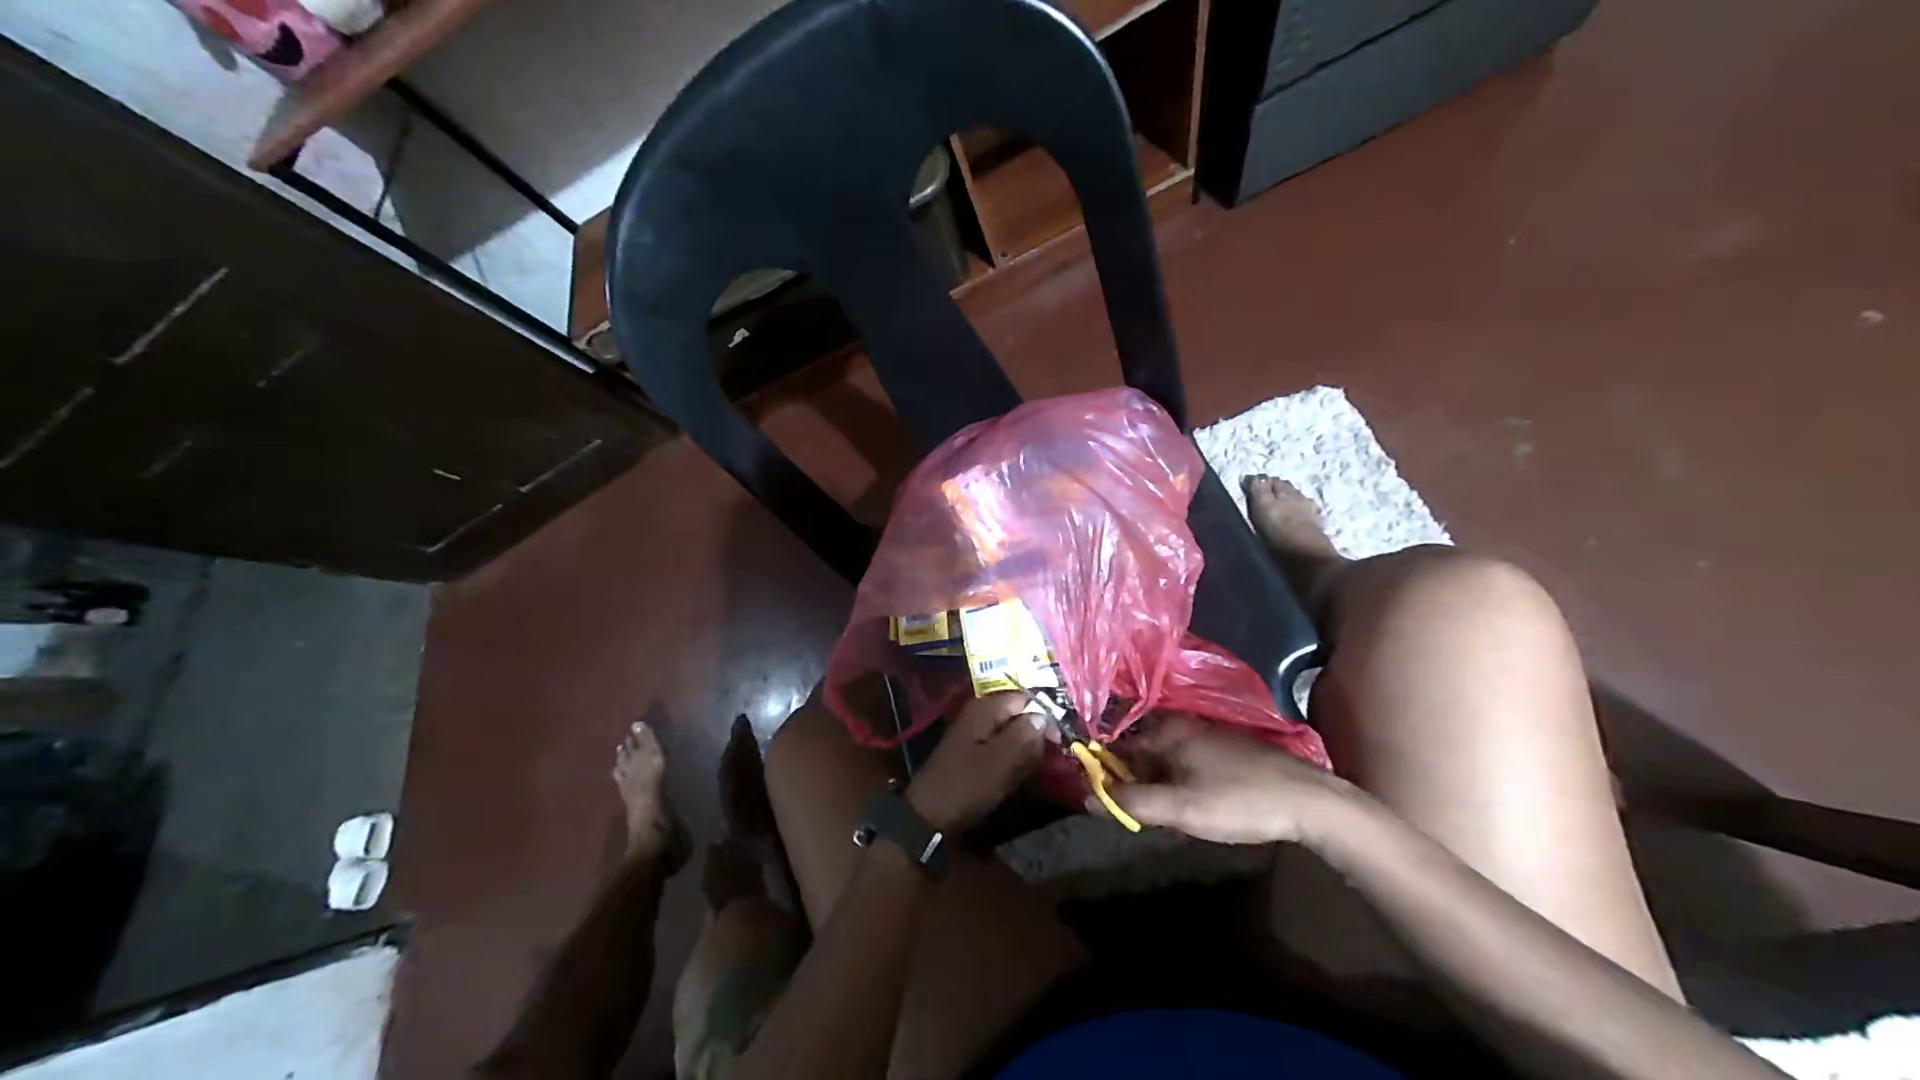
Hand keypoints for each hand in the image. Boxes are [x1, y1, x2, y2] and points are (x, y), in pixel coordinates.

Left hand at [906, 692, 1045, 831]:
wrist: (929, 818)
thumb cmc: (967, 786)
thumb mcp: (1001, 760)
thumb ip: (1025, 734)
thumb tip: (1044, 716)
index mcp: (984, 708)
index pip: (1025, 698)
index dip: (1046, 715)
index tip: (1061, 741)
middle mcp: (978, 714)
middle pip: (1019, 715)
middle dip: (1037, 732)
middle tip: (1054, 756)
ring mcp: (974, 734)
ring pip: (1012, 733)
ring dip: (1027, 748)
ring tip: (1041, 767)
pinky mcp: (972, 754)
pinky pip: (1001, 749)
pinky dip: (1014, 759)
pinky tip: (1021, 774)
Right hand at [1109, 713, 1360, 844]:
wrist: (1311, 802)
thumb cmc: (1239, 801)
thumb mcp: (1181, 809)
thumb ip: (1132, 802)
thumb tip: (1088, 797)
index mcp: (1168, 731)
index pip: (1117, 743)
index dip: (1102, 767)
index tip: (1097, 793)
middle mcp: (1183, 725)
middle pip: (1140, 749)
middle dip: (1130, 778)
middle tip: (1135, 811)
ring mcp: (1207, 735)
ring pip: (1163, 756)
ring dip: (1155, 782)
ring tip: (1163, 814)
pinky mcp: (1226, 749)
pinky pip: (1185, 760)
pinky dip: (1176, 780)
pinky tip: (1190, 804)